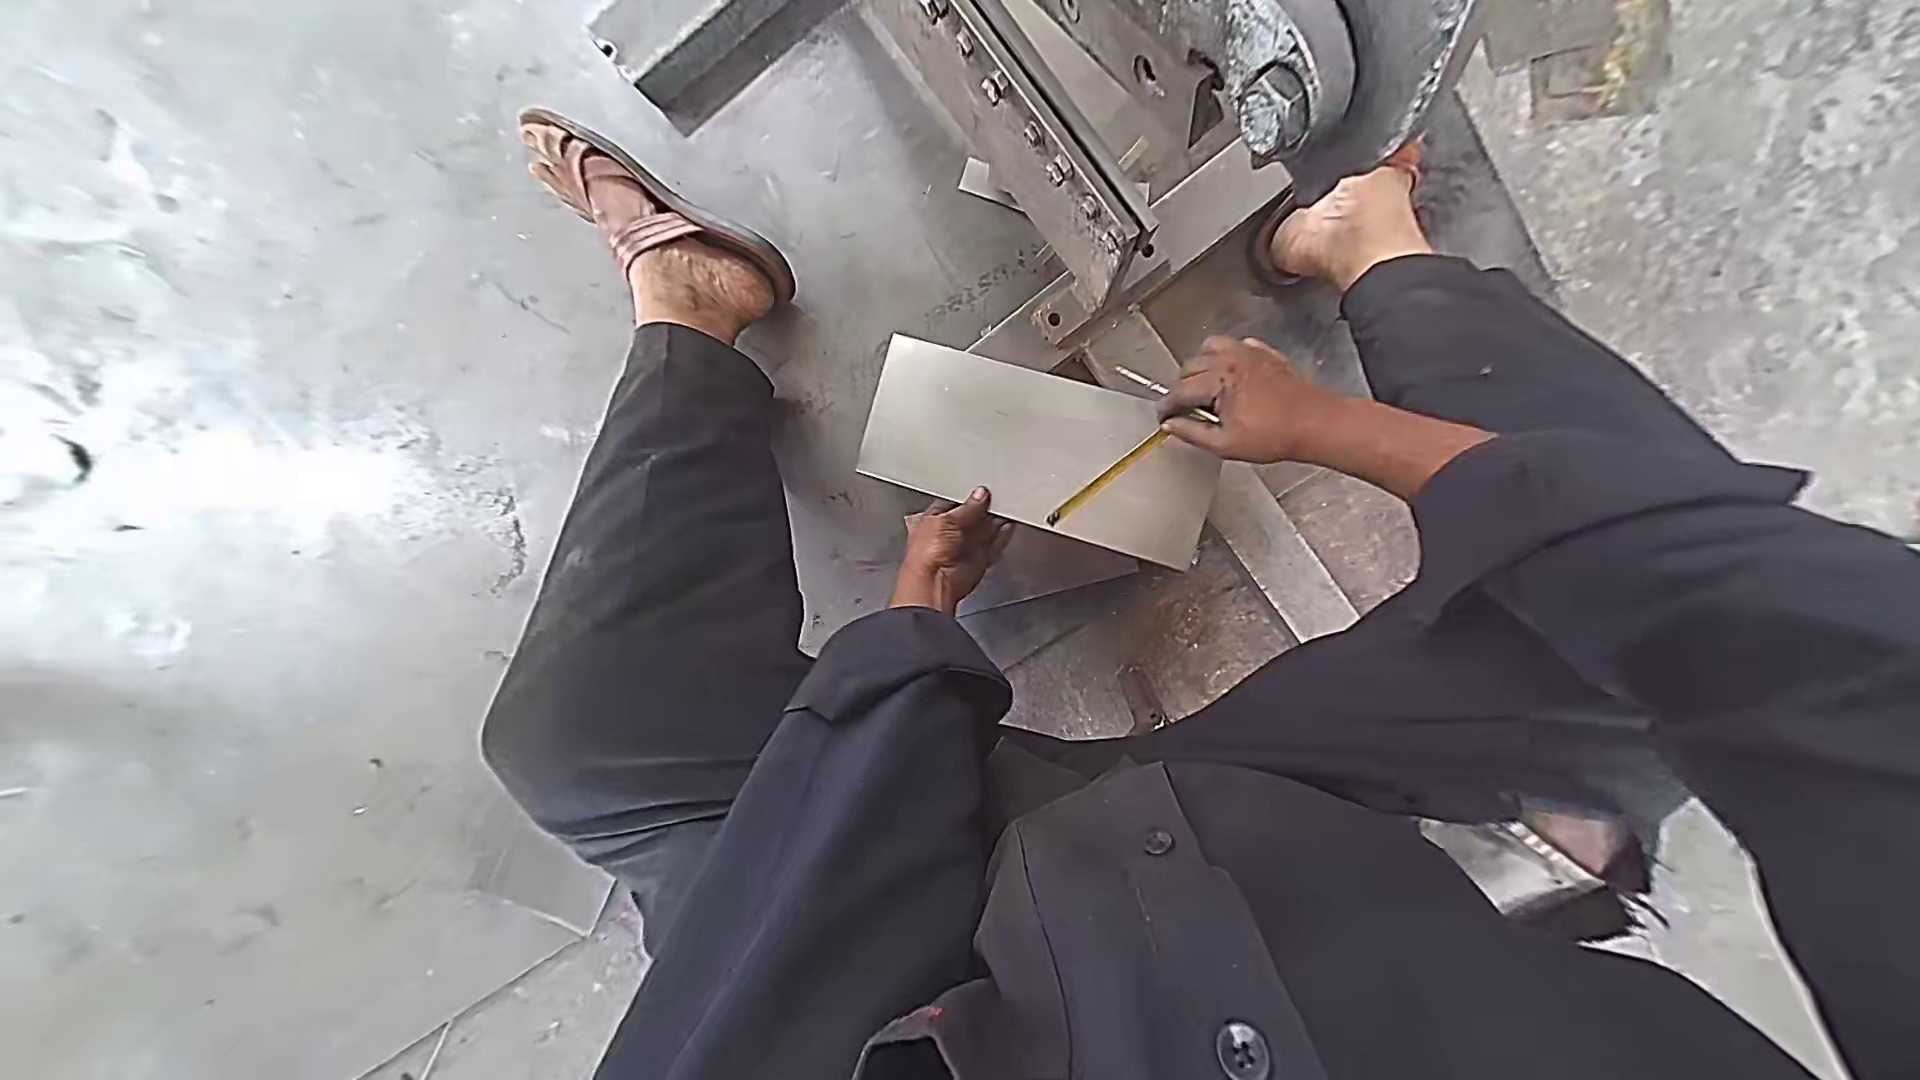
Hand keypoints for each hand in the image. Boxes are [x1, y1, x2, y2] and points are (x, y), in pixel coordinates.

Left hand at [890, 487, 1014, 615]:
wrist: (934, 583)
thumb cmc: (927, 553)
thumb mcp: (947, 520)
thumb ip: (968, 507)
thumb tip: (980, 494)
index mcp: (935, 520)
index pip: (955, 502)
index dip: (969, 495)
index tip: (984, 487)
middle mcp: (950, 533)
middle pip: (973, 515)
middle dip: (986, 506)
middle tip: (999, 495)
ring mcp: (965, 546)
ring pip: (986, 529)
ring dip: (996, 519)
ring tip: (1008, 506)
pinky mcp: (979, 558)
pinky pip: (995, 544)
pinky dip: (1004, 535)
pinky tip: (1010, 525)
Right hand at [1157, 336, 1350, 463]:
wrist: (1316, 423)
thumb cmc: (1273, 436)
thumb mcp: (1224, 444)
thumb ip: (1192, 433)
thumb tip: (1170, 426)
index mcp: (1219, 381)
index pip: (1179, 391)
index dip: (1167, 406)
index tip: (1164, 418)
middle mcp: (1231, 360)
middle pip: (1190, 367)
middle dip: (1181, 387)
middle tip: (1185, 408)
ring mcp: (1249, 353)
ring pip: (1209, 348)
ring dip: (1200, 366)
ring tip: (1203, 387)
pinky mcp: (1264, 353)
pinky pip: (1235, 344)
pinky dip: (1225, 356)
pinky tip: (1228, 375)